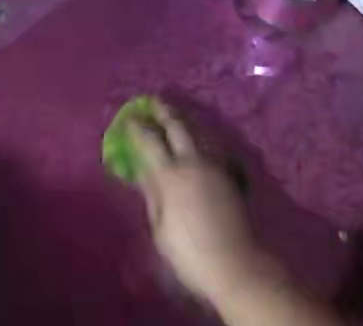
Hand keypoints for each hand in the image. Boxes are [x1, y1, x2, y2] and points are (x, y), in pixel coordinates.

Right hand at [128, 100, 268, 305]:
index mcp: (171, 175)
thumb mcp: (160, 227)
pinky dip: (196, 132)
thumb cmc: (188, 252)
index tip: (128, 118)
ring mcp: (213, 162)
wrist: (234, 261)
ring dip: (182, 118)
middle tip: (153, 101)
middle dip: (163, 111)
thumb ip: (152, 193)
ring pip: (196, 129)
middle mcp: (192, 160)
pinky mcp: (227, 169)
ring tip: (172, 113)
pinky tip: (193, 136)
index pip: (150, 142)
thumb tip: (142, 170)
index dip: (137, 128)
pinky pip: (208, 141)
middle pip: (177, 125)